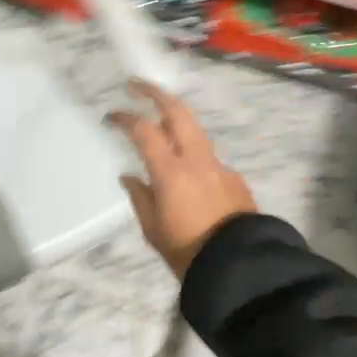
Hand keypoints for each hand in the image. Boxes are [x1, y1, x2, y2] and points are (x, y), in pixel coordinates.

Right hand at [109, 79, 256, 277]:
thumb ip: (140, 196)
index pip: (143, 129)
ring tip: (160, 125)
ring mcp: (219, 167)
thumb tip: (130, 176)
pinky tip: (189, 174)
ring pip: (195, 130)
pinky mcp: (235, 180)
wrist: (245, 270)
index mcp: (171, 171)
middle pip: (177, 112)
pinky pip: (209, 157)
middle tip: (136, 85)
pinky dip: (193, 154)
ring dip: (176, 120)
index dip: (125, 117)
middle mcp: (196, 160)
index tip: (112, 116)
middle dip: (155, 93)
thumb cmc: (189, 251)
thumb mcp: (153, 229)